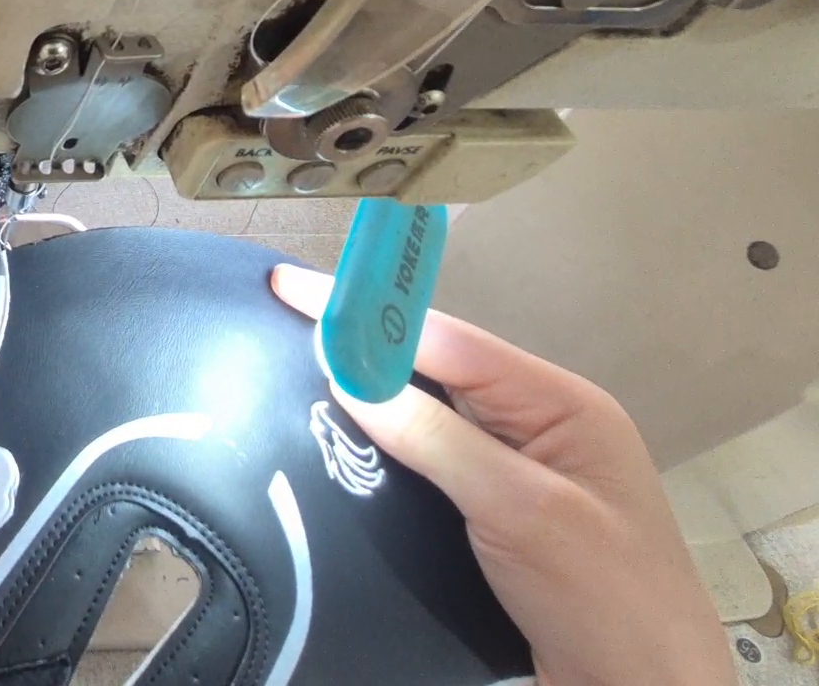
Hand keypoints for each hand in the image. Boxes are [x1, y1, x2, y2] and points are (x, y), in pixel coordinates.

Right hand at [271, 264, 735, 685]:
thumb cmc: (603, 601)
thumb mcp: (522, 511)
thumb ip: (434, 436)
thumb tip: (345, 374)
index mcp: (559, 404)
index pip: (444, 339)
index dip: (366, 310)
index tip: (290, 286)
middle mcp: (530, 418)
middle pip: (429, 359)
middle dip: (358, 332)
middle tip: (282, 309)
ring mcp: (508, 455)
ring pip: (419, 396)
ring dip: (360, 377)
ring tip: (292, 352)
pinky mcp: (483, 492)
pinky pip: (416, 437)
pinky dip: (371, 422)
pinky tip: (333, 418)